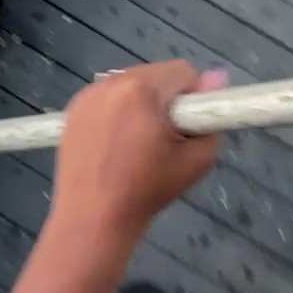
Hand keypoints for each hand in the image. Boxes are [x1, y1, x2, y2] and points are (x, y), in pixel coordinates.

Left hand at [51, 61, 228, 243]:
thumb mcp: (198, 159)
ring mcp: (89, 94)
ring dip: (145, 101)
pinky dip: (121, 109)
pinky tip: (118, 141)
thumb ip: (211, 115)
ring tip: (140, 140)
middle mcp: (112, 82)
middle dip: (169, 98)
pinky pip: (111, 95)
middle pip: (157, 74)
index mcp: (142, 90)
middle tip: (166, 136)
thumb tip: (218, 77)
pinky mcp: (74, 109)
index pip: (184, 72)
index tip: (189, 126)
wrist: (92, 220)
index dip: (195, 97)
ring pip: (134, 82)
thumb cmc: (148, 190)